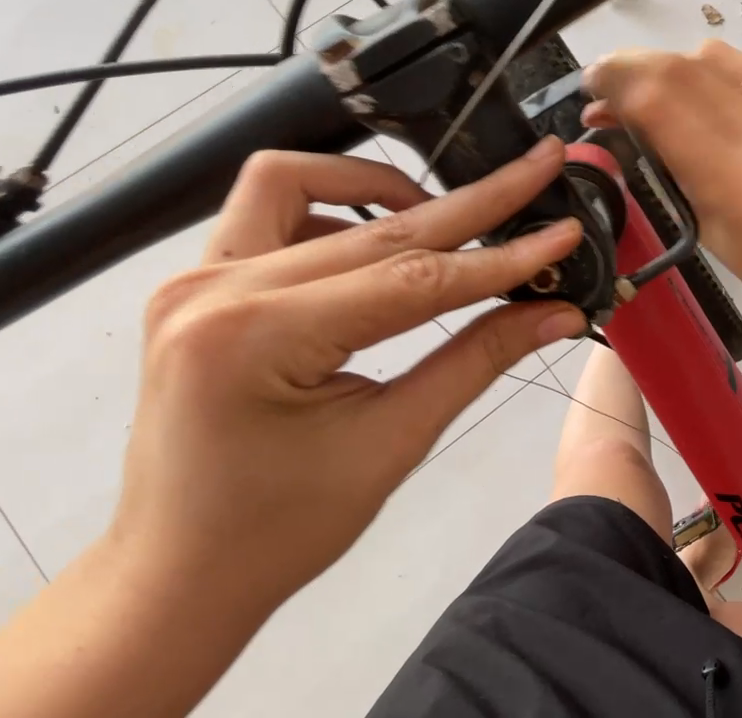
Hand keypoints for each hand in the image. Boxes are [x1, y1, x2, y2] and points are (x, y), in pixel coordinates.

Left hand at [106, 139, 586, 613]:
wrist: (175, 573)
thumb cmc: (282, 527)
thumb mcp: (395, 441)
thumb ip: (479, 358)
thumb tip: (559, 310)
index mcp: (258, 337)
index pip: (414, 278)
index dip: (502, 257)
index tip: (566, 231)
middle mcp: (216, 289)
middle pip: (380, 225)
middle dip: (473, 202)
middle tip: (539, 169)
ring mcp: (196, 278)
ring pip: (302, 181)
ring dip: (387, 188)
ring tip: (450, 219)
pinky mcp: (199, 281)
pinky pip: (271, 209)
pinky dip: (334, 208)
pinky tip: (376, 242)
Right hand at [583, 41, 741, 320]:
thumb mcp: (696, 217)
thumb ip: (657, 156)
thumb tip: (606, 106)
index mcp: (738, 183)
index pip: (661, 102)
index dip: (616, 80)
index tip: (592, 82)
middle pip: (685, 67)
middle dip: (637, 65)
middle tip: (612, 80)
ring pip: (717, 56)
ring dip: (678, 68)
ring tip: (663, 93)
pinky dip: (720, 78)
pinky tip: (715, 103)